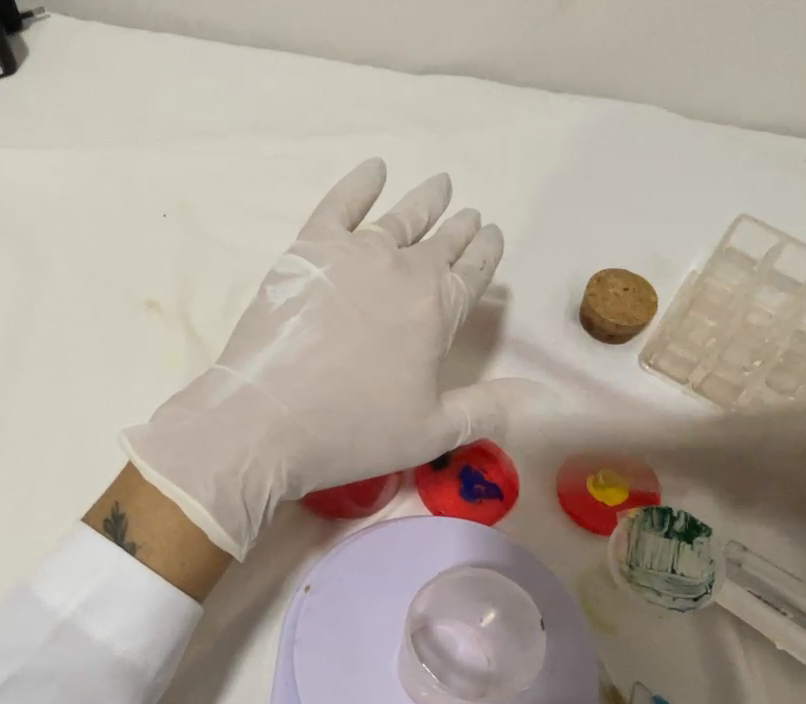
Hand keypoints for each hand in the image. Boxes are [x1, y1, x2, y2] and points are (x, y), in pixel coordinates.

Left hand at [121, 158, 533, 558]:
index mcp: (438, 311)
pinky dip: (358, 184)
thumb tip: (538, 395)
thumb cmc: (353, 432)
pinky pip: (338, 205)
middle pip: (439, 243)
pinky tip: (374, 169)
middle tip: (469, 213)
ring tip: (439, 185)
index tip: (492, 235)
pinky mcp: (306, 251)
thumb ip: (486, 408)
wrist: (267, 420)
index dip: (485, 254)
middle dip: (459, 228)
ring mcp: (353, 255)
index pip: (472, 273)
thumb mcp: (432, 432)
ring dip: (422, 202)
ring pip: (398, 219)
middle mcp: (402, 271)